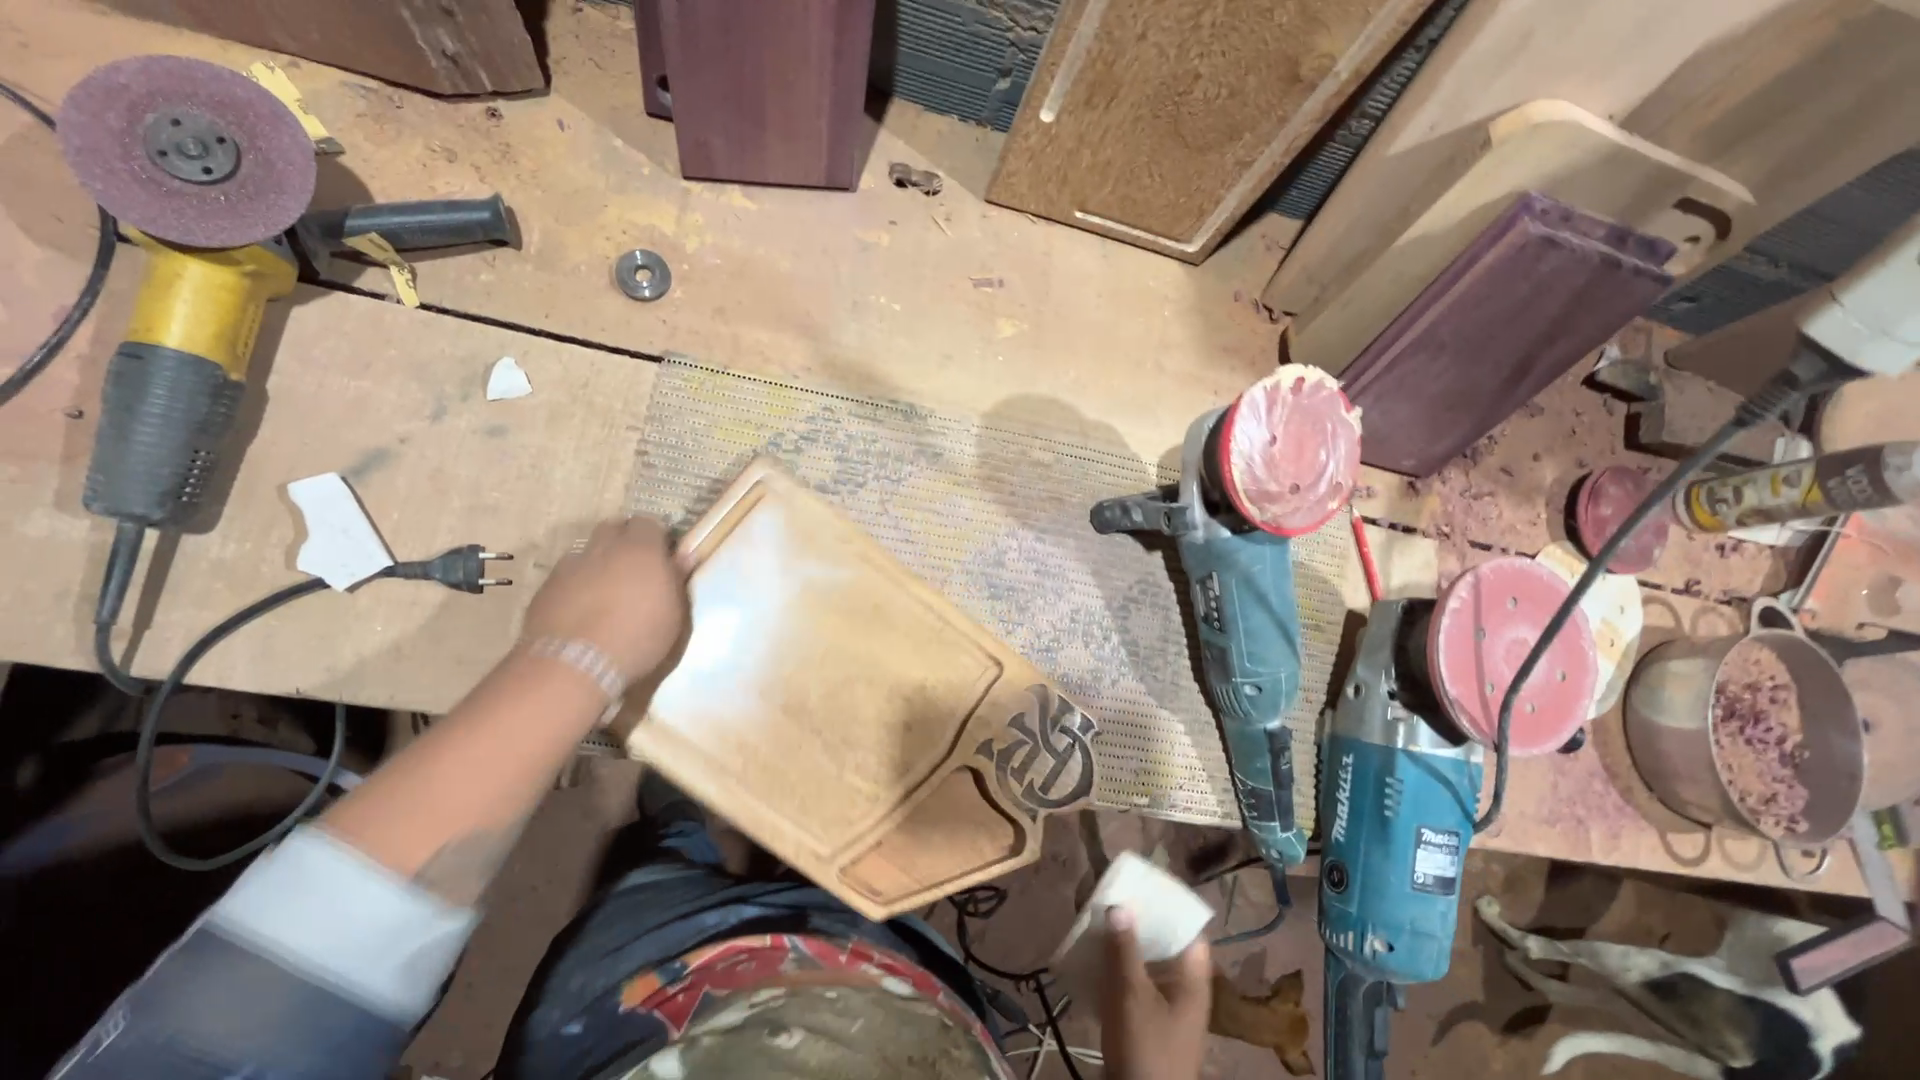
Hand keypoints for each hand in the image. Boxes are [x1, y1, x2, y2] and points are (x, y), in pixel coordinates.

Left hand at [520, 517, 689, 681]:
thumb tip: (685, 555)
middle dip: (623, 541)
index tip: (661, 556)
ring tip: (605, 591)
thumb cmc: (637, 638)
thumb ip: (676, 579)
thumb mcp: (673, 614)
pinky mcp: (546, 587)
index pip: (648, 522)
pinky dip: (575, 584)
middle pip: (613, 528)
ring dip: (597, 562)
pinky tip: (580, 610)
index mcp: (640, 549)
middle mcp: (603, 548)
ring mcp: (570, 565)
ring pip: (587, 551)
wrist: (574, 664)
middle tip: (633, 568)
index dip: (655, 536)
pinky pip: (565, 575)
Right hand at [1099, 908, 1211, 1079]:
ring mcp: (1169, 1007)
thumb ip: (1125, 949)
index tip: (1142, 884)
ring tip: (1097, 922)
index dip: (1169, 904)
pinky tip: (1094, 960)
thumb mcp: (1132, 995)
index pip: (1189, 928)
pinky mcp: (1150, 1023)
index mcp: (1193, 977)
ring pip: (1148, 964)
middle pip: (1165, 944)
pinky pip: (1136, 984)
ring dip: (1124, 945)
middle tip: (1110, 898)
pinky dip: (1118, 970)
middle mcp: (1185, 987)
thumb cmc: (1146, 1047)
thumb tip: (1120, 904)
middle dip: (1138, 922)